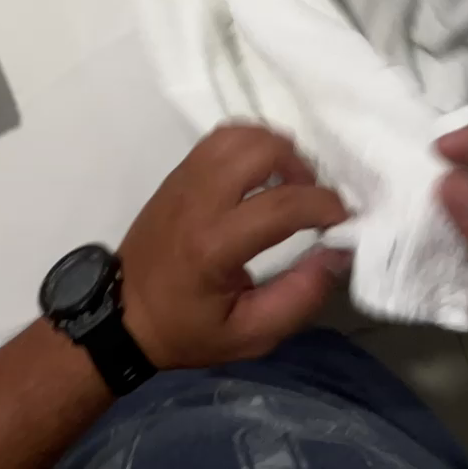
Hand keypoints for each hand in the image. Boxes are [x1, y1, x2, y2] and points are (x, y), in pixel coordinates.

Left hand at [117, 125, 350, 369]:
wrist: (123, 311)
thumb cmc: (187, 328)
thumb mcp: (249, 335)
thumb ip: (299, 297)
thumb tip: (337, 253)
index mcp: (215, 244)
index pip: (281, 205)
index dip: (323, 204)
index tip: (344, 217)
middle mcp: (199, 199)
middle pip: (259, 149)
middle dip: (300, 165)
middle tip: (312, 195)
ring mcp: (185, 177)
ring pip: (238, 133)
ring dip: (274, 147)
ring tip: (289, 179)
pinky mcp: (179, 171)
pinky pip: (220, 137)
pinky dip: (249, 142)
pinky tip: (261, 169)